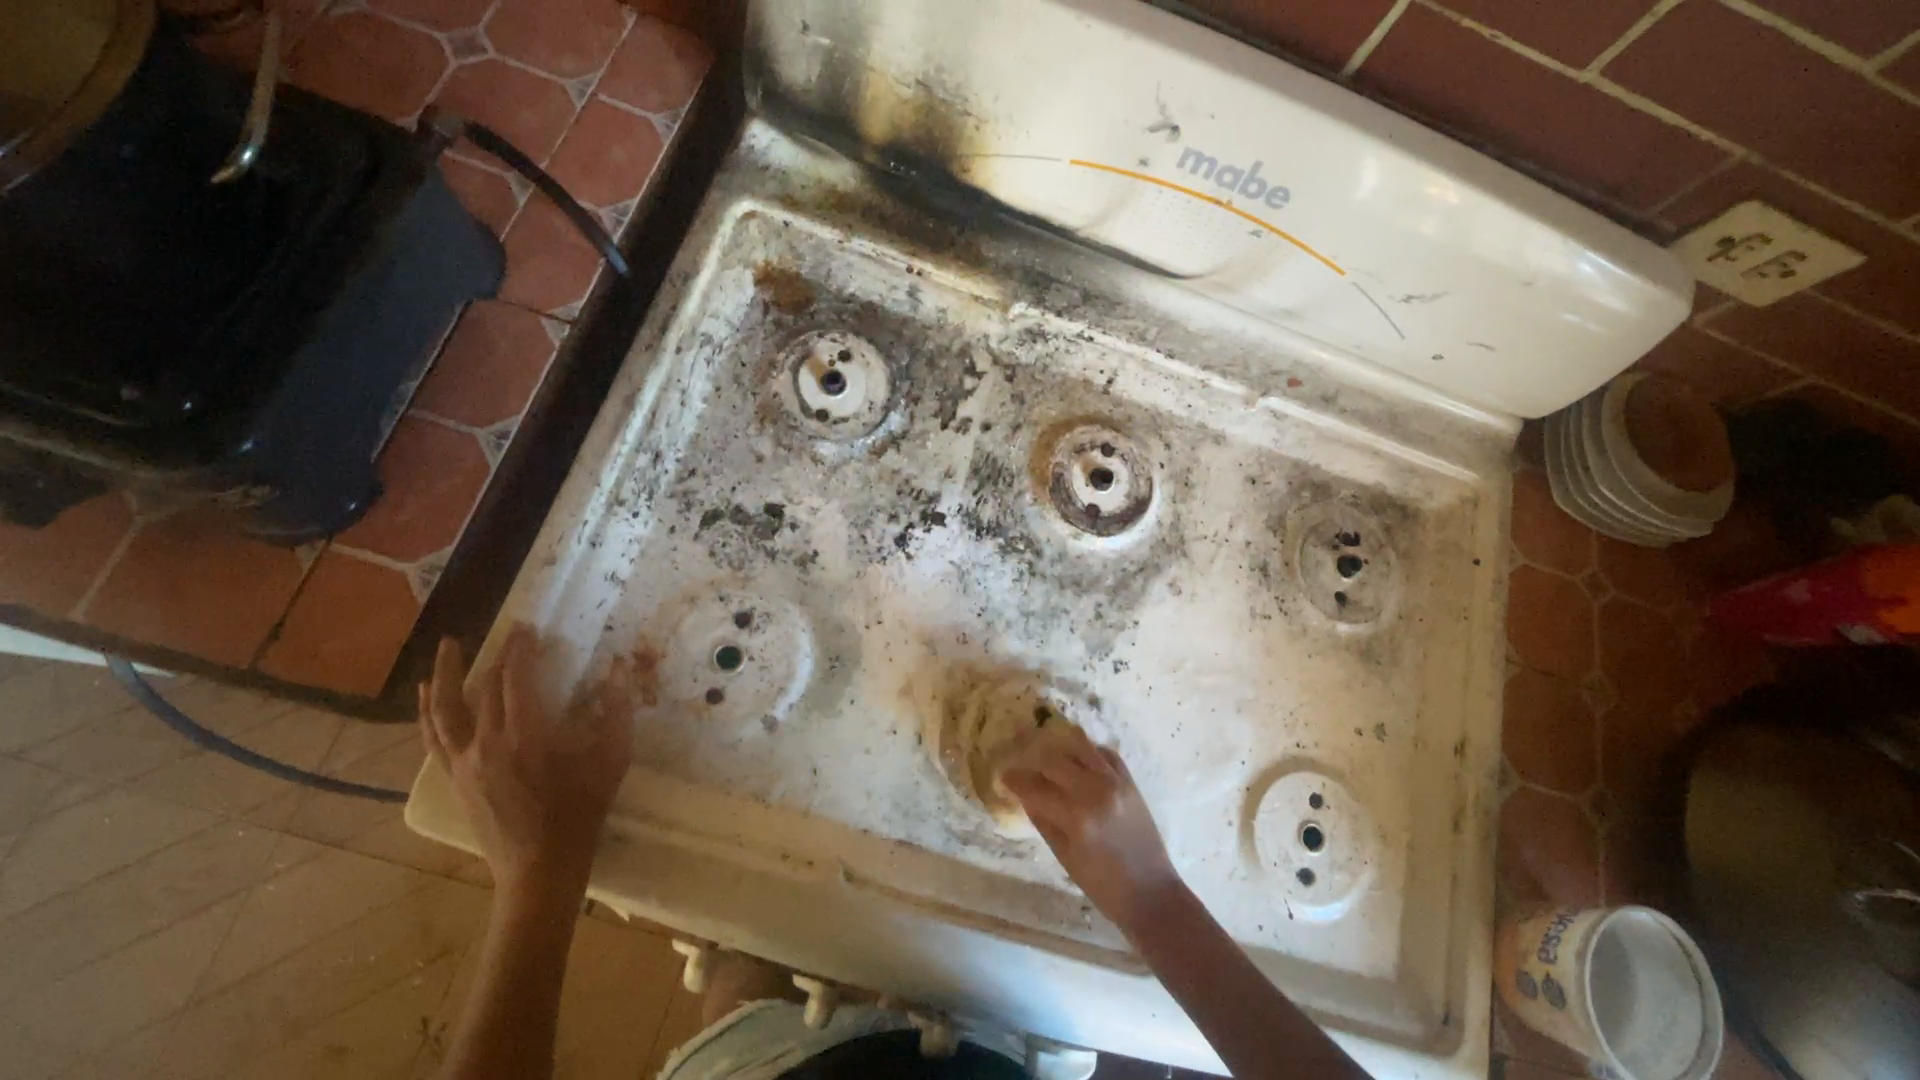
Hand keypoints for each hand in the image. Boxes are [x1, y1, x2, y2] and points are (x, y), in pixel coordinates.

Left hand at [419, 623, 635, 892]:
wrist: (541, 865)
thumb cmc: (582, 811)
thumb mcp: (612, 760)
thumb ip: (617, 713)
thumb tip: (619, 671)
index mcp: (528, 736)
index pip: (517, 678)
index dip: (521, 650)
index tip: (528, 628)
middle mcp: (488, 743)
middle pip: (485, 687)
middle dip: (498, 657)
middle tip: (511, 636)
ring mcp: (464, 762)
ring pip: (445, 707)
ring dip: (446, 672)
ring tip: (449, 645)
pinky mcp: (454, 778)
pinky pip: (433, 737)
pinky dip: (427, 710)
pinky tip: (426, 692)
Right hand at [1001, 727, 1181, 931]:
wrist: (1150, 891)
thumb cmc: (1102, 884)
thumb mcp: (1065, 856)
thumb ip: (1043, 820)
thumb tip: (1025, 795)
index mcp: (1076, 816)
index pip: (1036, 787)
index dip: (1015, 779)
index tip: (1003, 775)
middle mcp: (1096, 790)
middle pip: (1055, 760)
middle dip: (1033, 758)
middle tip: (1020, 760)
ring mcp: (1116, 782)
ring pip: (1081, 746)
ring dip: (1060, 747)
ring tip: (1047, 752)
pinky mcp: (1130, 782)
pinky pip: (1106, 754)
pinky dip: (1089, 752)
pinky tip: (1077, 759)